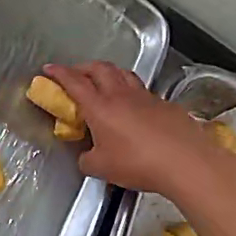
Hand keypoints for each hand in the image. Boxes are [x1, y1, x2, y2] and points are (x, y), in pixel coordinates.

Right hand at [45, 61, 235, 195]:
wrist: (186, 162)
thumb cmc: (139, 163)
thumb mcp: (100, 167)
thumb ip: (87, 159)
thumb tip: (87, 156)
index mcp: (100, 107)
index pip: (74, 82)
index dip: (59, 73)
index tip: (49, 69)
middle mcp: (122, 95)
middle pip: (100, 69)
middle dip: (83, 67)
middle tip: (75, 74)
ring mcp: (146, 98)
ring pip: (123, 74)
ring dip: (109, 73)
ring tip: (103, 81)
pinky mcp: (166, 106)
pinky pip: (143, 91)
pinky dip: (131, 92)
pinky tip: (132, 107)